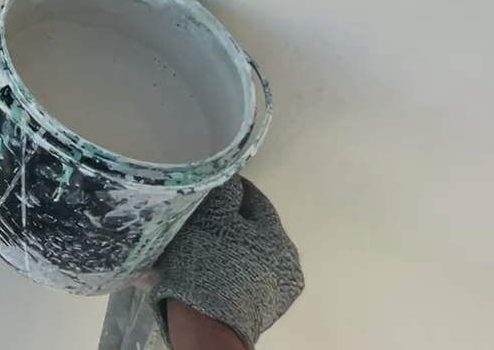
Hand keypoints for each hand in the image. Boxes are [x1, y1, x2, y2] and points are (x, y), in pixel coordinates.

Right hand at [152, 177, 304, 347]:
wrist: (208, 319)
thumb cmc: (207, 259)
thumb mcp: (210, 214)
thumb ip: (224, 191)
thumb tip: (229, 173)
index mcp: (276, 234)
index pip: (254, 198)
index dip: (232, 189)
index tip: (210, 186)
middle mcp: (289, 260)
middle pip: (258, 226)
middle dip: (236, 217)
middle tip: (205, 214)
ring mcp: (282, 287)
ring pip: (256, 251)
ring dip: (238, 242)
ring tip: (210, 241)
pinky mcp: (270, 306)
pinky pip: (253, 272)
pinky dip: (239, 264)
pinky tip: (218, 265)